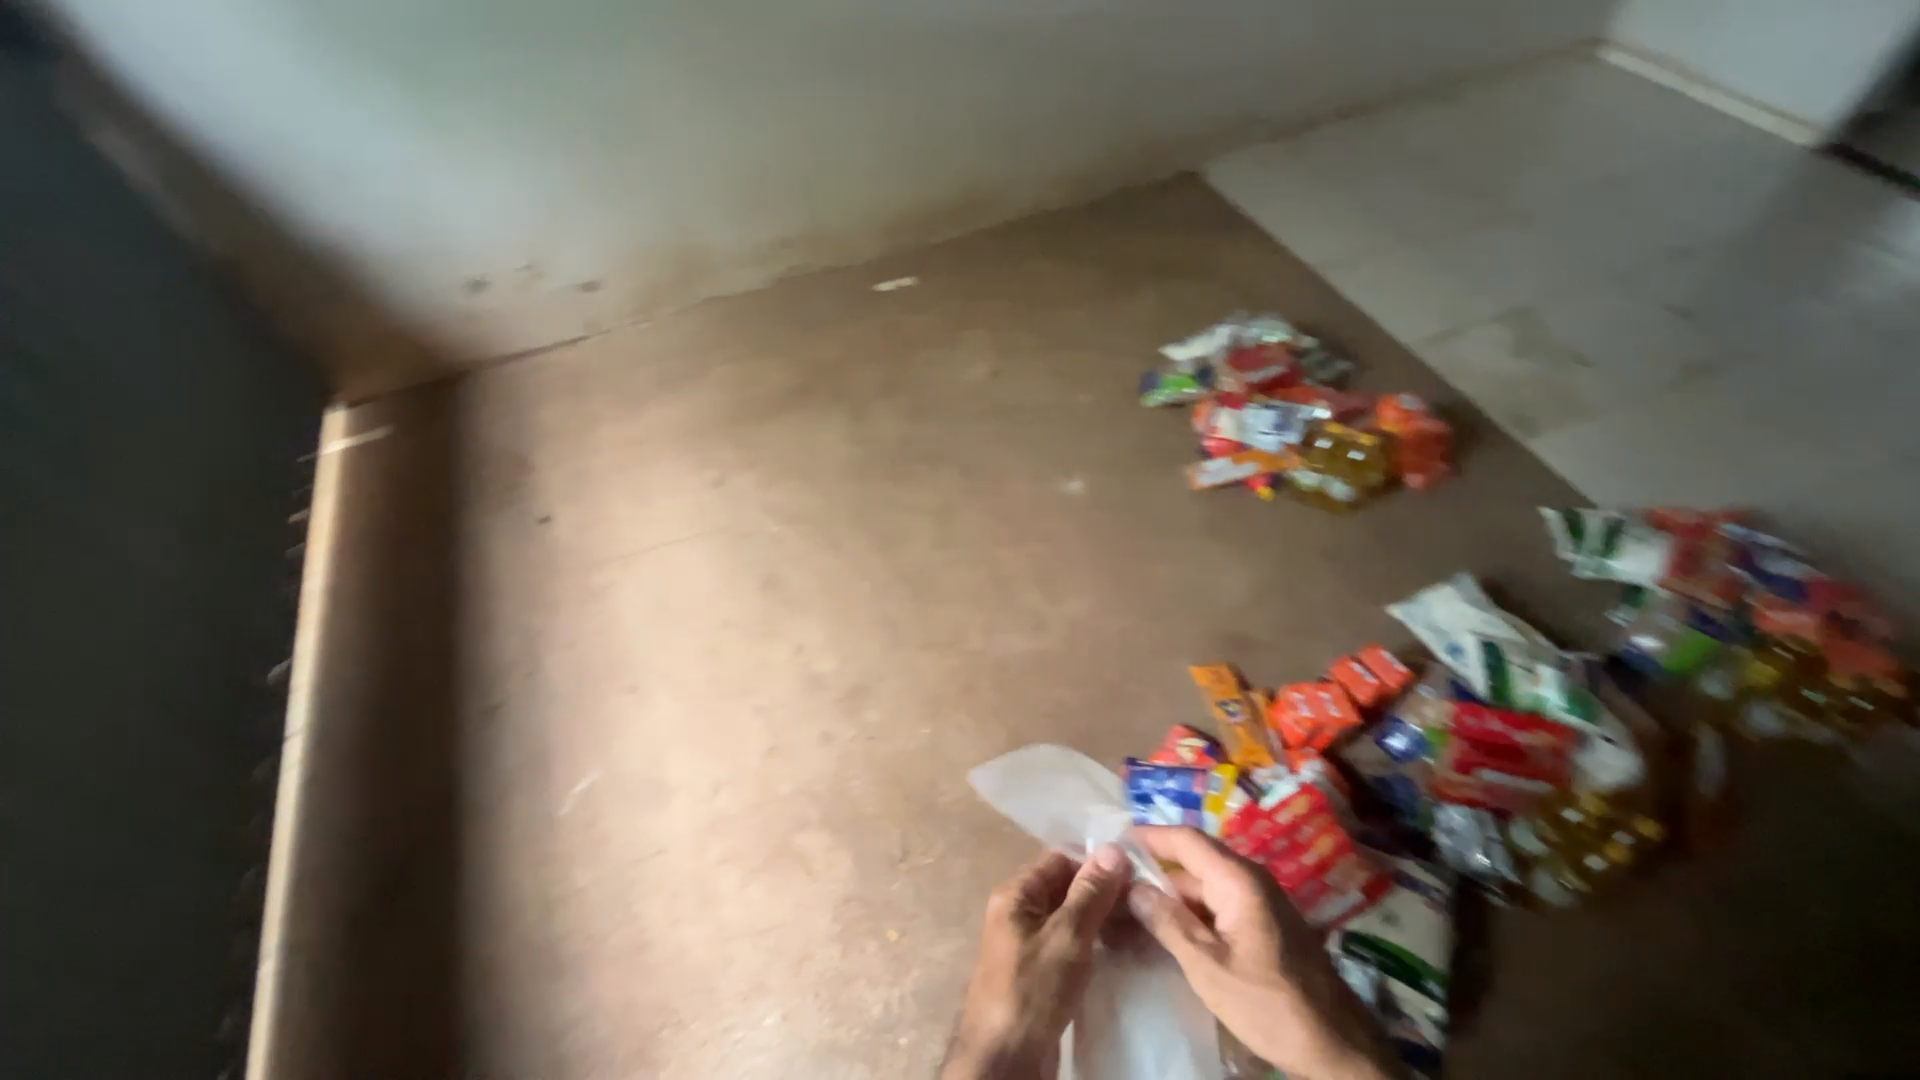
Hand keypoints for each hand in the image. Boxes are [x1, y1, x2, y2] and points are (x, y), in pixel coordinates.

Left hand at [941, 845, 1131, 1079]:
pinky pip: (1068, 944)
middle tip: (1143, 902)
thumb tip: (1112, 847)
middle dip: (1101, 892)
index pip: (1060, 860)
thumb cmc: (1032, 990)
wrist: (1004, 1060)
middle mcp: (1018, 912)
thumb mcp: (1066, 937)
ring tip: (1139, 925)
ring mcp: (1027, 943)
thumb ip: (1090, 894)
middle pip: (1065, 887)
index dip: (1095, 863)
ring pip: (1069, 917)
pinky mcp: (1039, 972)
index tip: (1135, 873)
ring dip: (1100, 919)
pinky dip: (1092, 943)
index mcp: (1016, 894)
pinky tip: (1120, 951)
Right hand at [1127, 826, 1400, 1079]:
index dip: (1147, 837)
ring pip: (1204, 885)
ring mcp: (1259, 902)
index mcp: (1238, 880)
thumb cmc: (1271, 1004)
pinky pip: (1218, 905)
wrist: (1337, 1048)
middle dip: (1152, 870)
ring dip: (1169, 894)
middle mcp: (1250, 880)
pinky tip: (1164, 930)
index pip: (1185, 839)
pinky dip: (1189, 912)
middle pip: (1193, 860)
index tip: (1111, 843)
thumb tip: (1132, 887)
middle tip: (1112, 885)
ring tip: (1128, 908)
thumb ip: (1168, 922)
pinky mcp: (1263, 925)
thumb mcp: (1208, 967)